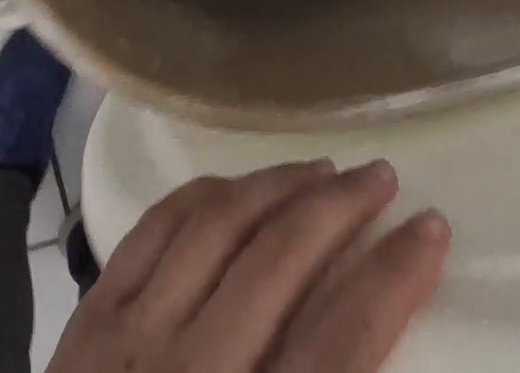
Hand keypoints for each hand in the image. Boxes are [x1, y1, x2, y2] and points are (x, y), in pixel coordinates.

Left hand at [45, 159, 449, 372]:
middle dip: (341, 207)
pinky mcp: (89, 317)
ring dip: (277, 185)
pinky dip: (203, 194)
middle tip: (381, 175)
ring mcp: (131, 339)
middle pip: (280, 262)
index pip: (344, 338)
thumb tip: (370, 335)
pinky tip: (238, 185)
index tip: (431, 227)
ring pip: (217, 227)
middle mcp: (195, 372)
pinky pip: (154, 226)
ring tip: (321, 167)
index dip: (396, 275)